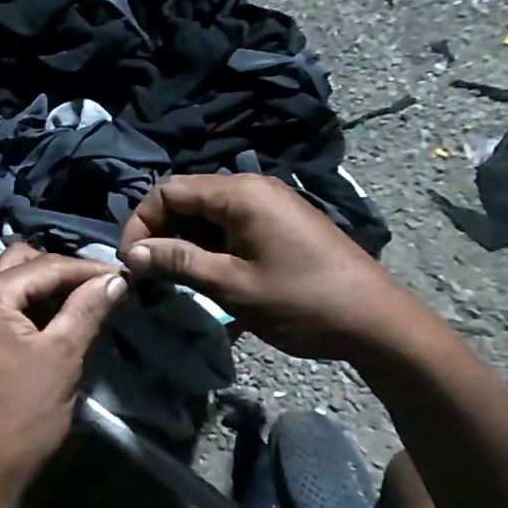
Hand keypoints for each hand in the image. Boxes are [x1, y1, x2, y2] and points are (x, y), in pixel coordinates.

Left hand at [0, 243, 125, 507]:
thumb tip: (115, 278)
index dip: (88, 269)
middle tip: (99, 287)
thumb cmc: (21, 414)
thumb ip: (87, 309)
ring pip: (10, 283)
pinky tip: (56, 321)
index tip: (123, 276)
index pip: (45, 265)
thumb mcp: (61, 357)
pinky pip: (1, 305)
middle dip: (62, 272)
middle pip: (22, 263)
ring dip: (45, 288)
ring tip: (83, 303)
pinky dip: (29, 306)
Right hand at [119, 173, 418, 361]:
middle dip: (161, 232)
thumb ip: (180, 263)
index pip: (168, 190)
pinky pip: (232, 224)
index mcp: (240, 193)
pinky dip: (211, 245)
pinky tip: (209, 275)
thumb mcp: (234, 285)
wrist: (376, 320)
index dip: (141, 222)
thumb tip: (132, 254)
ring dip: (185, 242)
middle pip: (187, 198)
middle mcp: (253, 187)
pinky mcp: (281, 222)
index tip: (131, 262)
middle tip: (149, 274)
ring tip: (175, 280)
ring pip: (208, 213)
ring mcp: (270, 204)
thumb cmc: (302, 301)